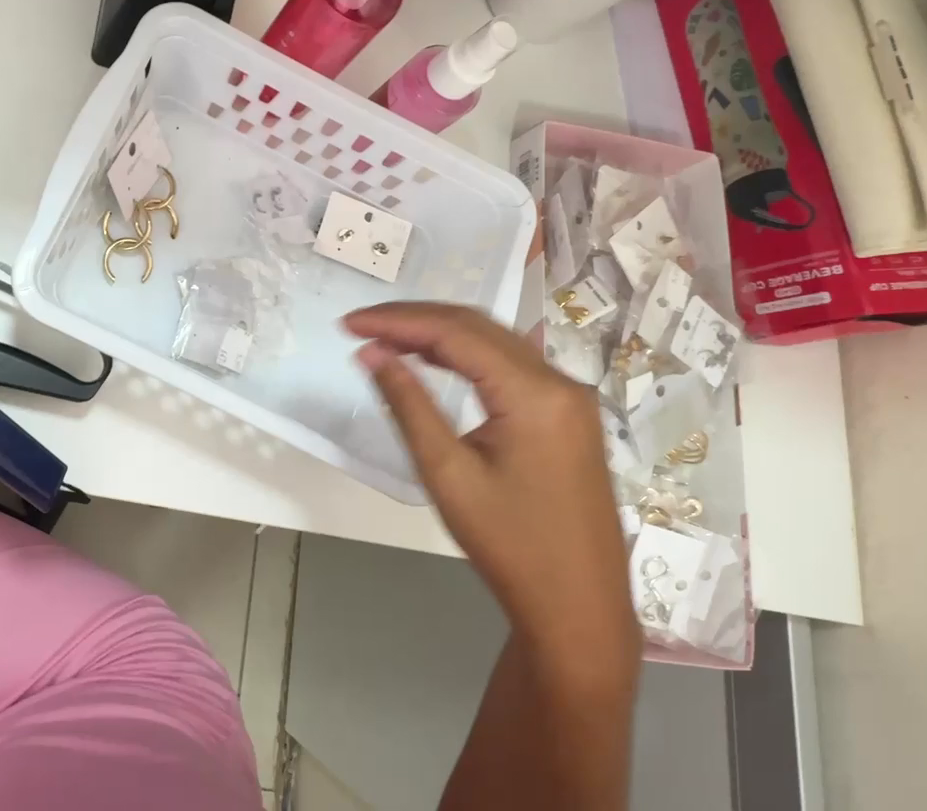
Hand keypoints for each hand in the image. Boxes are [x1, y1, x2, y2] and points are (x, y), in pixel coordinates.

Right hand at [346, 303, 637, 672]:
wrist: (578, 606)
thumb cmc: (509, 545)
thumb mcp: (447, 474)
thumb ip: (408, 405)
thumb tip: (371, 352)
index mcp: (535, 394)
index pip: (456, 333)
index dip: (398, 321)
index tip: (348, 323)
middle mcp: (560, 383)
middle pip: (479, 328)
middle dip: (415, 319)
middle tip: (360, 326)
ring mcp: (569, 399)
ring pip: (495, 343)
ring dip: (439, 334)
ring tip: (385, 338)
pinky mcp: (567, 417)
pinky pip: (510, 367)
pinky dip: (465, 356)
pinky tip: (432, 361)